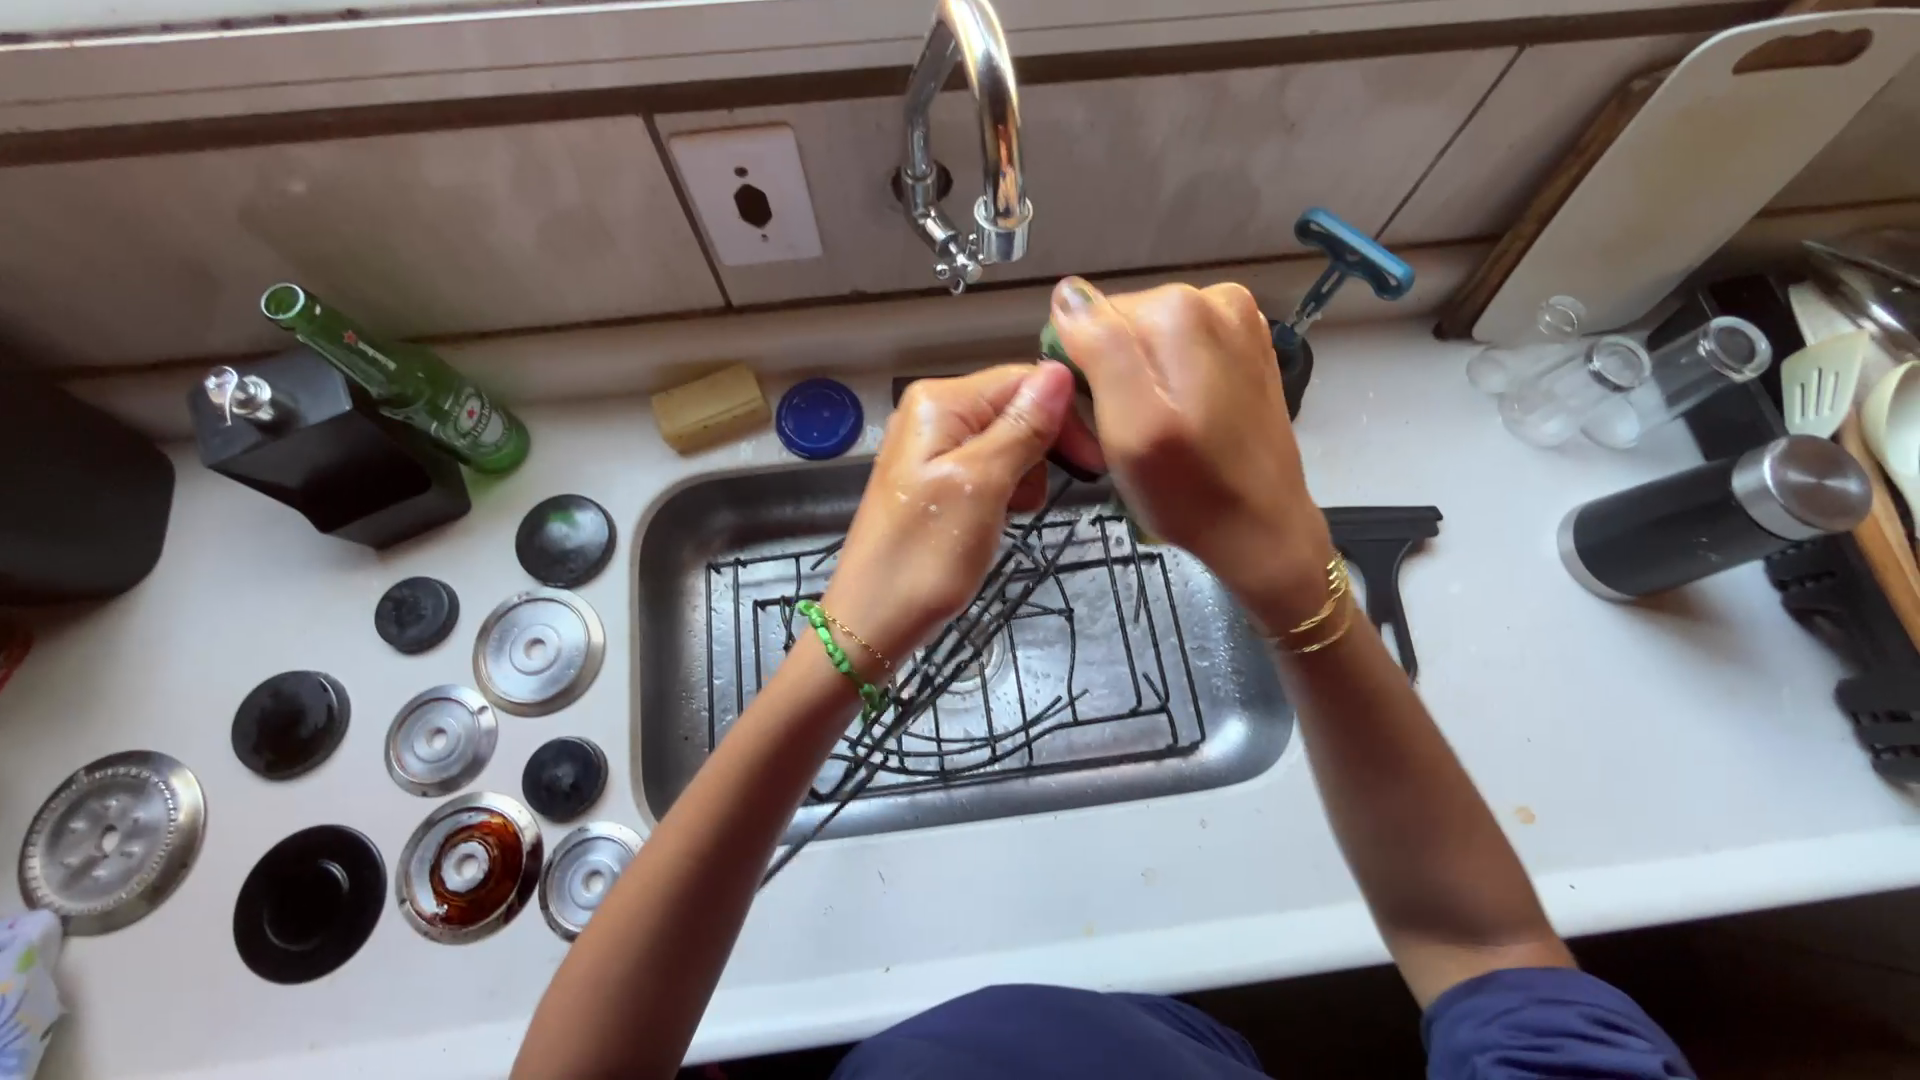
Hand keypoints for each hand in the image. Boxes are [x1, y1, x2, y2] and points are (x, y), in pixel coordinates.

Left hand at [819, 363, 1098, 677]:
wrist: (874, 620)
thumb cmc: (925, 556)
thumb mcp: (982, 486)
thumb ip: (1022, 428)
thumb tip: (1060, 371)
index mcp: (940, 402)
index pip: (1023, 380)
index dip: (1064, 414)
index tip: (1093, 462)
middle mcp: (934, 412)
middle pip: (1016, 408)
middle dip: (1040, 450)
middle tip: (1035, 500)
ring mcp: (933, 447)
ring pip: (1008, 441)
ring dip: (1024, 477)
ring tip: (1009, 514)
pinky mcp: (936, 479)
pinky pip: (989, 468)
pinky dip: (1004, 492)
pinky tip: (997, 518)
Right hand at [1048, 277, 1334, 627]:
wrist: (1261, 529)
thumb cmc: (1187, 490)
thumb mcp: (1129, 425)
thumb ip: (1099, 347)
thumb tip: (1068, 292)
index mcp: (1175, 307)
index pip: (1084, 320)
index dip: (1079, 374)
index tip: (1099, 422)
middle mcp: (1211, 297)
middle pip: (1118, 327)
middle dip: (1110, 376)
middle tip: (1125, 436)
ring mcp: (1235, 320)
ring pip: (1145, 342)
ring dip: (1137, 383)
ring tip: (1155, 433)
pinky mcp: (1245, 347)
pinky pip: (1177, 353)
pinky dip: (1167, 383)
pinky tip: (1180, 421)